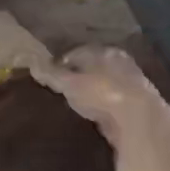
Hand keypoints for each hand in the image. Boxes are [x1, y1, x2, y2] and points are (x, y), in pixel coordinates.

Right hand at [30, 46, 163, 147]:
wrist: (137, 118)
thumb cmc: (100, 94)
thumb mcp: (69, 84)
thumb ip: (51, 74)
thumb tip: (32, 64)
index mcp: (104, 52)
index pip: (77, 52)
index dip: (61, 63)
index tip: (49, 75)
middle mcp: (119, 62)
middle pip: (92, 66)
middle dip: (77, 74)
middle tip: (60, 87)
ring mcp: (130, 81)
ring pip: (103, 81)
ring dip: (90, 88)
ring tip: (74, 100)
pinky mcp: (136, 102)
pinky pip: (111, 97)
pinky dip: (101, 101)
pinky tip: (93, 111)